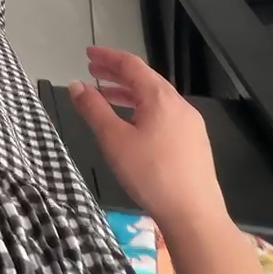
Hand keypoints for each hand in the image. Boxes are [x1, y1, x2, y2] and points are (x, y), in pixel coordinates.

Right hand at [68, 47, 225, 231]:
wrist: (196, 218)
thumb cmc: (151, 174)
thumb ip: (93, 108)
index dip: (107, 57)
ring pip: (155, 98)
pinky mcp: (195, 144)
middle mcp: (179, 106)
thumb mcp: (113, 139)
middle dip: (117, 74)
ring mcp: (191, 125)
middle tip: (93, 72)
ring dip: (128, 92)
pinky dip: (143, 108)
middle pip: (145, 79)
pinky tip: (132, 123)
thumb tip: (76, 85)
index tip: (88, 54)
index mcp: (161, 98)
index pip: (132, 65)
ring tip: (106, 96)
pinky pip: (164, 114)